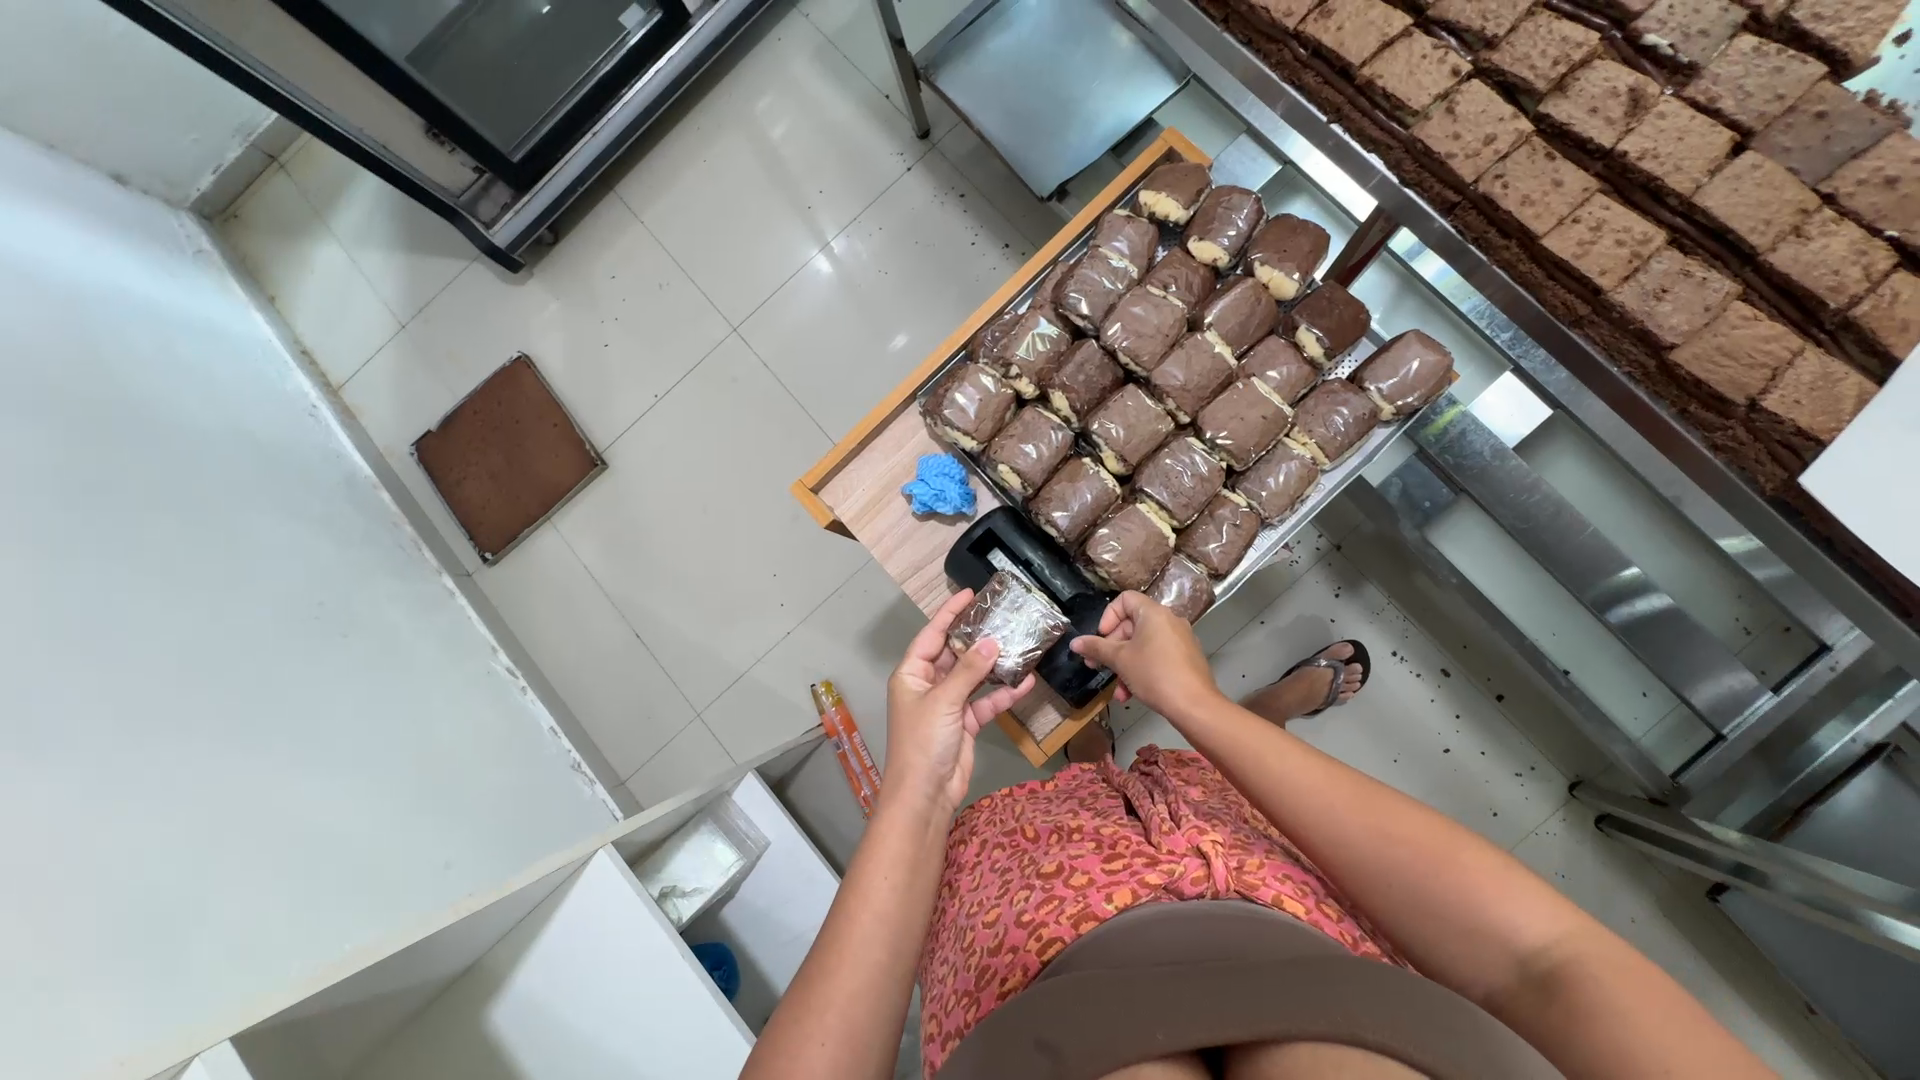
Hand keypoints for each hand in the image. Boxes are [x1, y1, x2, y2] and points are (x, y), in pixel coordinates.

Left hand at [885, 589, 1034, 814]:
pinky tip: (1026, 682)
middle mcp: (927, 686)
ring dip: (994, 666)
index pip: (932, 636)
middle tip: (1002, 616)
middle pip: (954, 654)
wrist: (925, 794)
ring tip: (1019, 644)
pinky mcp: (965, 724)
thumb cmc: (923, 742)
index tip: (970, 594)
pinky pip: (985, 702)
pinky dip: (1003, 694)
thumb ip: (969, 671)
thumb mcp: (944, 701)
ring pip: (973, 678)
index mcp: (911, 674)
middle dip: (977, 639)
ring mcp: (947, 706)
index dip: (949, 613)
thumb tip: (991, 642)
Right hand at [1070, 591, 1220, 716]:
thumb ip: (1095, 648)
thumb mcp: (1119, 660)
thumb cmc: (1154, 674)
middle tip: (1097, 666)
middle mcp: (1169, 621)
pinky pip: (1157, 657)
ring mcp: (1180, 640)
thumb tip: (1075, 643)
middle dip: (1112, 647)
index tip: (1101, 639)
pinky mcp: (1186, 658)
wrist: (1194, 705)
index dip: (1108, 616)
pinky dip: (1142, 670)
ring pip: (1143, 645)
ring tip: (1116, 689)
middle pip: (1132, 625)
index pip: (1125, 599)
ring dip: (1124, 665)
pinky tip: (1131, 694)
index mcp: (1154, 613)